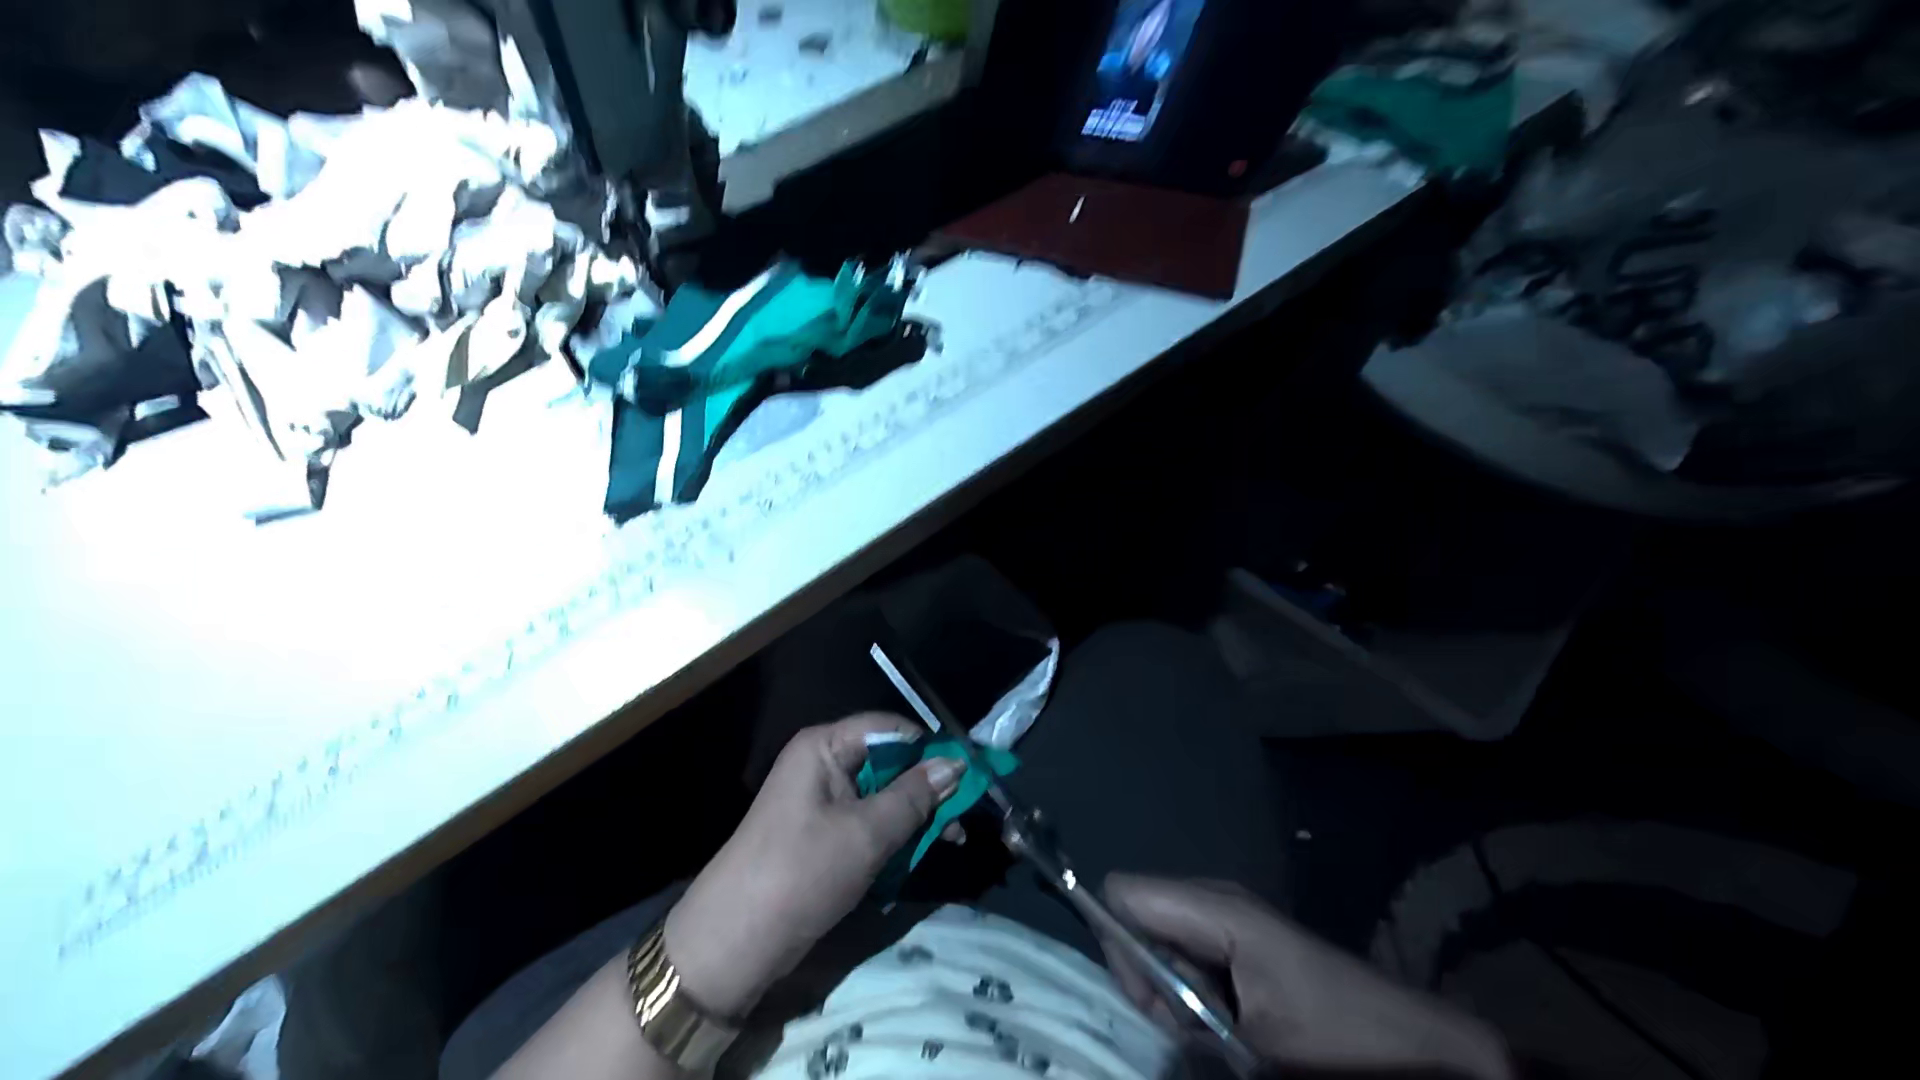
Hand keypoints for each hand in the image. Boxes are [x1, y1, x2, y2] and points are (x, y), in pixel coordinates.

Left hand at [663, 714, 962, 1018]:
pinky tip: (920, 852)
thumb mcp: (868, 832)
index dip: (931, 747)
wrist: (734, 941)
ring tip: (950, 839)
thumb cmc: (802, 872)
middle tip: (965, 814)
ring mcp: (822, 798)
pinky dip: (896, 833)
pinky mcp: (823, 830)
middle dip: (928, 786)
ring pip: (883, 792)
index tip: (971, 772)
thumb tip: (957, 764)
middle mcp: (823, 762)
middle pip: (889, 760)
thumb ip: (915, 796)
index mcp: (825, 746)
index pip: (890, 729)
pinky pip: (869, 818)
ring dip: (917, 813)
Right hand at [1104, 875, 1512, 1079]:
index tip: (1153, 998)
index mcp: (1213, 907)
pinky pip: (1185, 948)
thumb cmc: (1334, 1037)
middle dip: (1145, 972)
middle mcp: (1211, 897)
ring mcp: (1226, 914)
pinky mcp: (1239, 935)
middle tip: (1188, 1022)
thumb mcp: (1250, 1039)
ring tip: (1213, 1026)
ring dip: (1168, 985)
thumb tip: (1136, 998)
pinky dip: (1189, 986)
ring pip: (1158, 937)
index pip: (1121, 894)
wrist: (1418, 1047)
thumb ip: (1181, 1010)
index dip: (1117, 943)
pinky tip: (1224, 1018)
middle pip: (1135, 916)